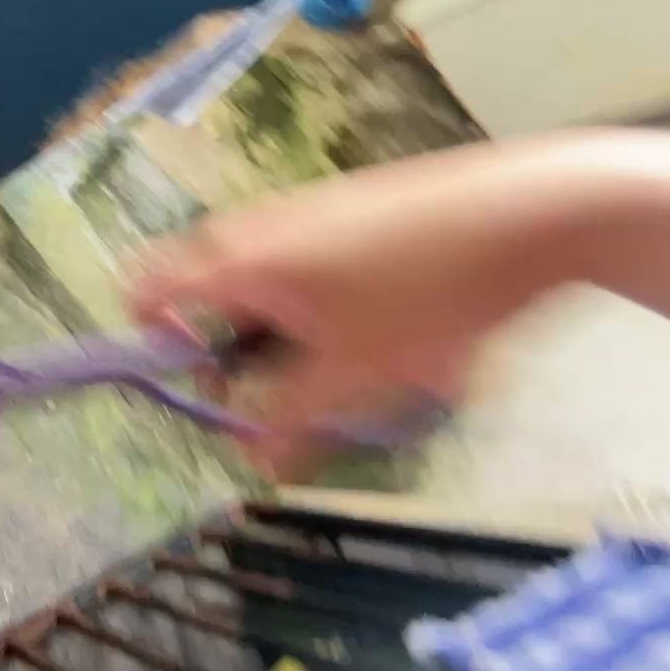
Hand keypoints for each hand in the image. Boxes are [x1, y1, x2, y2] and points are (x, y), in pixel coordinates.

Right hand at [129, 133, 649, 478]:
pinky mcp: (320, 204)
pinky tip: (351, 306)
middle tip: (254, 373)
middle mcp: (240, 229)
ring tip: (312, 346)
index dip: (149, 337)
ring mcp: (281, 210)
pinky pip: (270, 249)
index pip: (145, 291)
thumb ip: (298, 423)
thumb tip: (258, 467)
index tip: (194, 375)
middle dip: (205, 332)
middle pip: (184, 280)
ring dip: (248, 312)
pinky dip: (281, 285)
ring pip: (232, 267)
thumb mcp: (362, 375)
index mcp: (231, 265)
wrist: (524, 209)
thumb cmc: (423, 296)